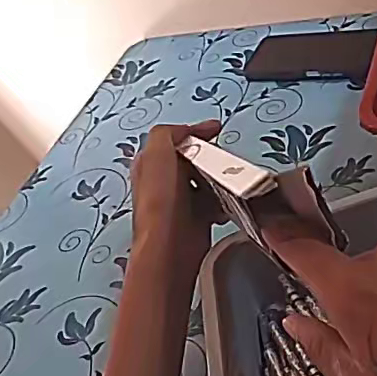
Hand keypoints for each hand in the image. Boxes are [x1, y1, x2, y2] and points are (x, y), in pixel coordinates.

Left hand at [130, 120, 222, 268]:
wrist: (171, 246)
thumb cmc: (161, 202)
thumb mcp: (158, 153)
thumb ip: (168, 134)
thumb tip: (186, 131)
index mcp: (150, 163)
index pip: (176, 139)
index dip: (195, 132)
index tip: (215, 129)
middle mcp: (164, 181)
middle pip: (195, 159)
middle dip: (211, 158)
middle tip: (222, 160)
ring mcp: (180, 201)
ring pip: (208, 180)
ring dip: (220, 180)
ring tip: (226, 184)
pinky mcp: (196, 218)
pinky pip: (216, 202)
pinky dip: (224, 201)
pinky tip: (224, 205)